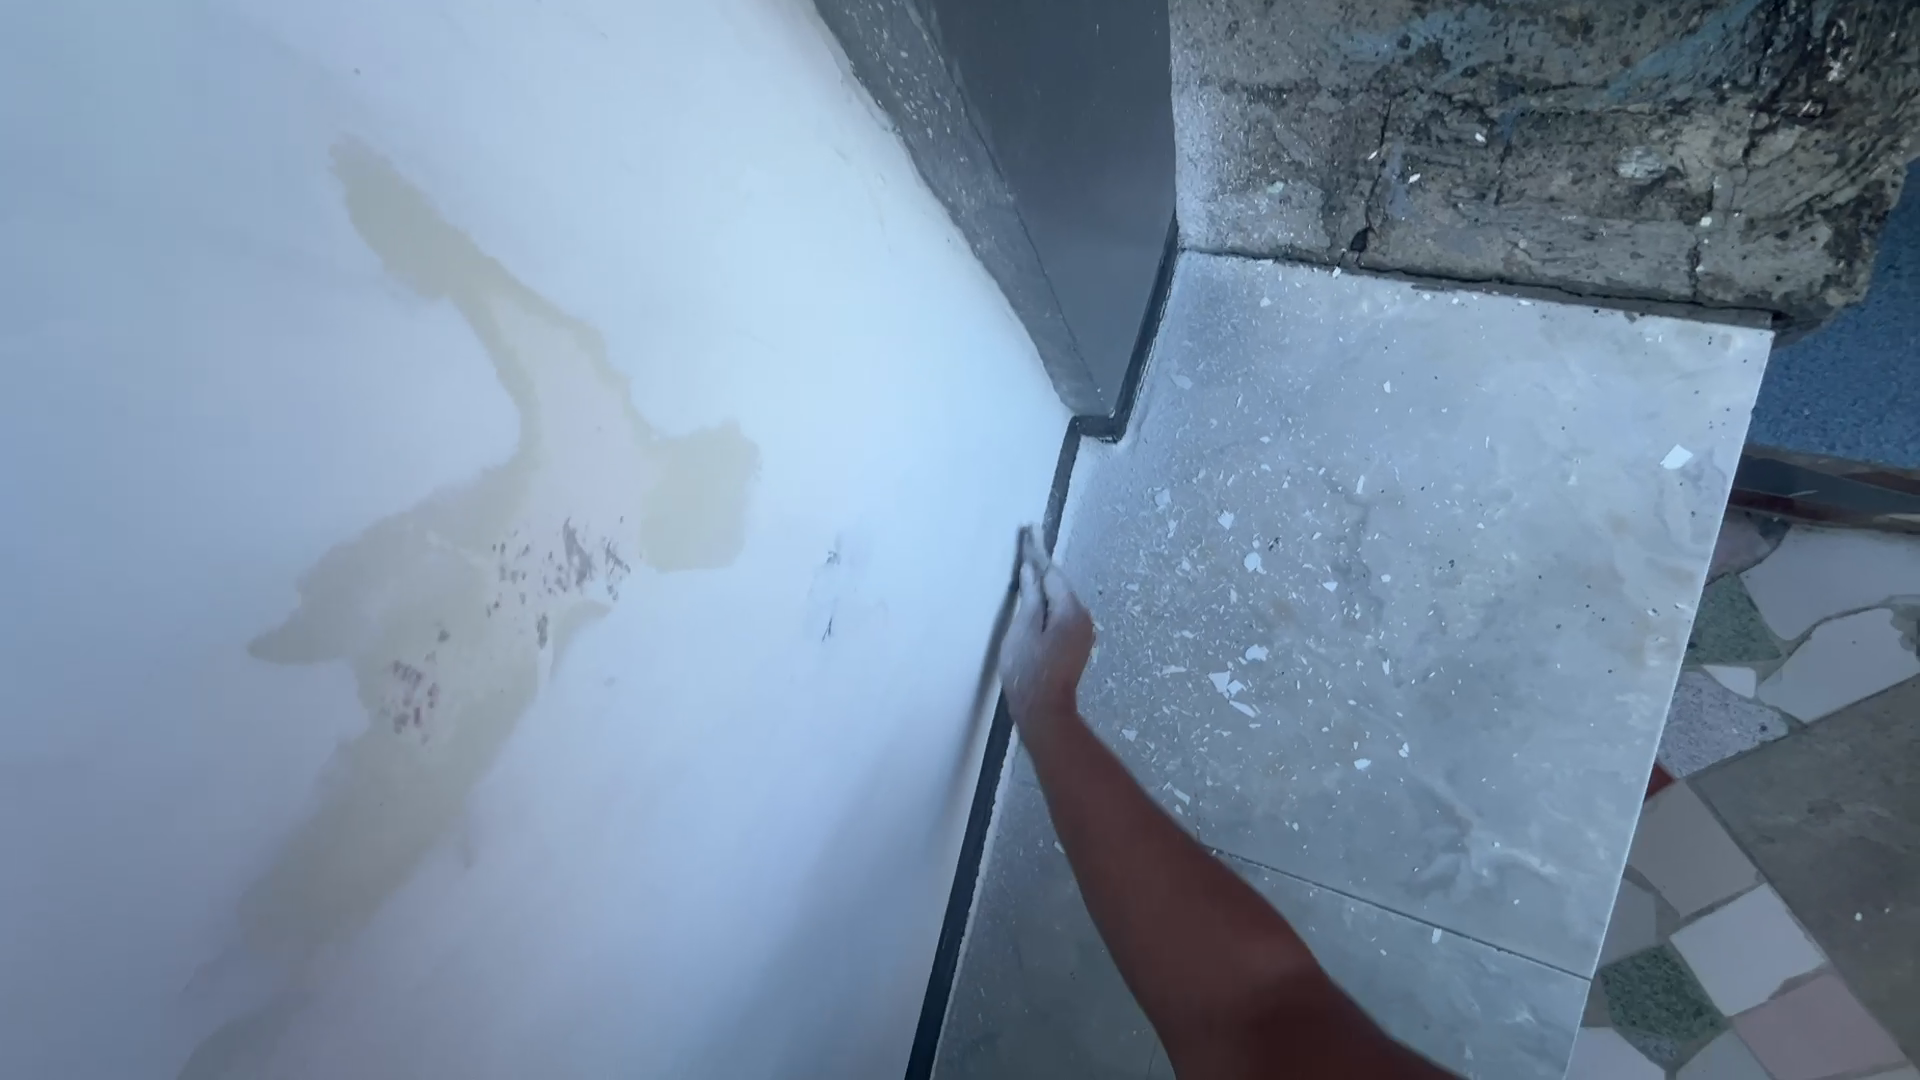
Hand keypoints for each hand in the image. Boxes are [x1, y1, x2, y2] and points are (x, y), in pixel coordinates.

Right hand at [999, 526, 1094, 737]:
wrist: (1044, 710)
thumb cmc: (1028, 670)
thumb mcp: (1023, 630)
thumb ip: (1029, 598)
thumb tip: (1031, 571)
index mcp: (1069, 610)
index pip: (1052, 572)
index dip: (1038, 551)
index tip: (1029, 529)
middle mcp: (1082, 616)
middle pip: (1059, 583)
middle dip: (1042, 564)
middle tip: (1027, 541)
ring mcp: (1082, 631)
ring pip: (1061, 598)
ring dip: (1045, 583)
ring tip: (1029, 563)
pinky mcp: (1075, 642)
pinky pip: (1061, 611)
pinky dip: (1048, 601)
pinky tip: (1037, 597)